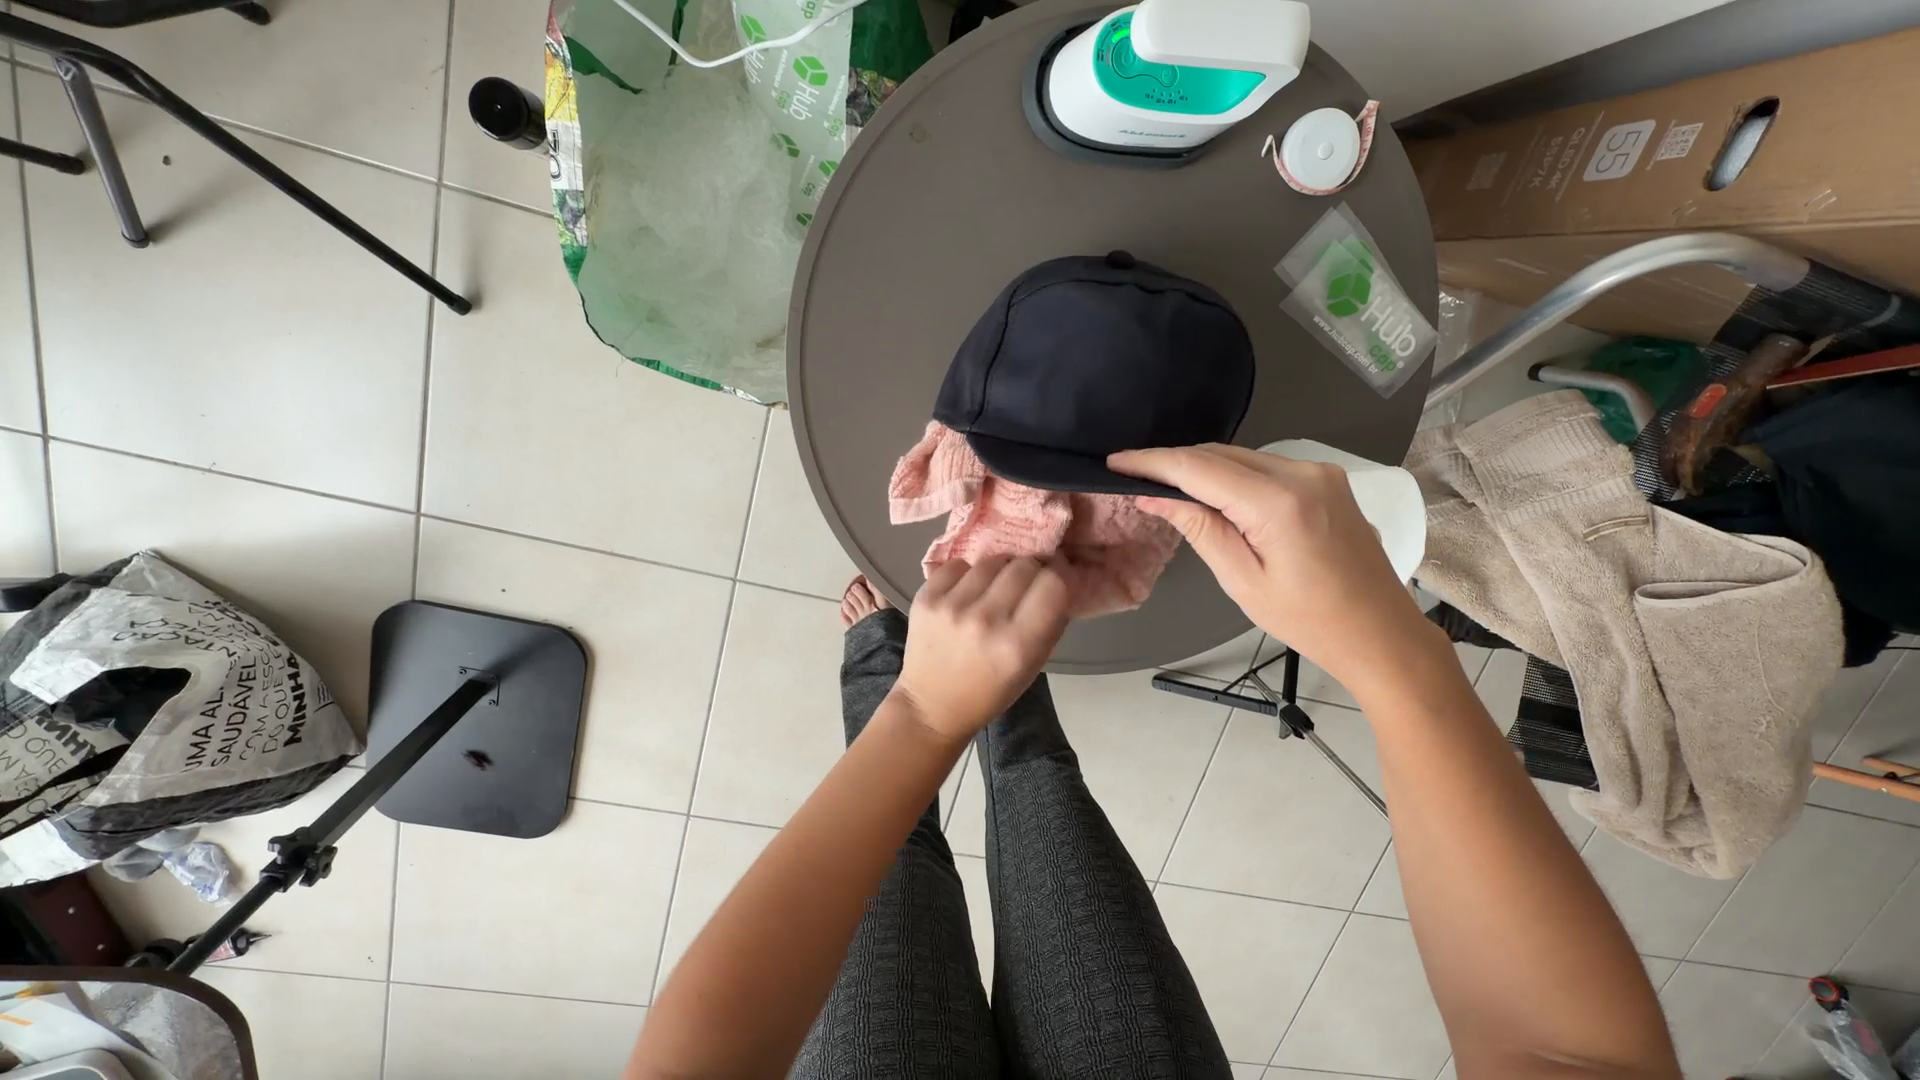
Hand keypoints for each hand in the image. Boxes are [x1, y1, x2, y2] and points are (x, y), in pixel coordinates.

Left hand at [893, 556, 1070, 741]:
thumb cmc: (990, 692)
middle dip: (1032, 571)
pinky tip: (966, 594)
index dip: (1062, 576)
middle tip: (1027, 584)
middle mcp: (986, 620)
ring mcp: (952, 606)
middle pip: (1024, 565)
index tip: (1059, 579)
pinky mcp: (926, 598)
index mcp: (1018, 645)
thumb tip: (1062, 579)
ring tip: (994, 590)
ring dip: (999, 571)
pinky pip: (958, 565)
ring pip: (992, 561)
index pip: (1054, 583)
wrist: (931, 706)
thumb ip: (1051, 623)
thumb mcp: (1033, 666)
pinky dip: (967, 575)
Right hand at [1109, 443, 1440, 687]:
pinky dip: (1231, 475)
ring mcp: (1319, 472)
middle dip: (1172, 462)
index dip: (1152, 462)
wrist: (1381, 633)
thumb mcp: (1242, 581)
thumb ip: (1200, 529)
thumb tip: (1155, 496)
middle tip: (1130, 476)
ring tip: (1163, 486)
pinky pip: (1265, 466)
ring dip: (1201, 468)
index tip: (1114, 463)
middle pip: (1219, 455)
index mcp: (1279, 501)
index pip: (1199, 467)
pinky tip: (1210, 492)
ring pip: (1242, 457)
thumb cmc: (1309, 620)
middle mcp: (1302, 472)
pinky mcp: (1327, 480)